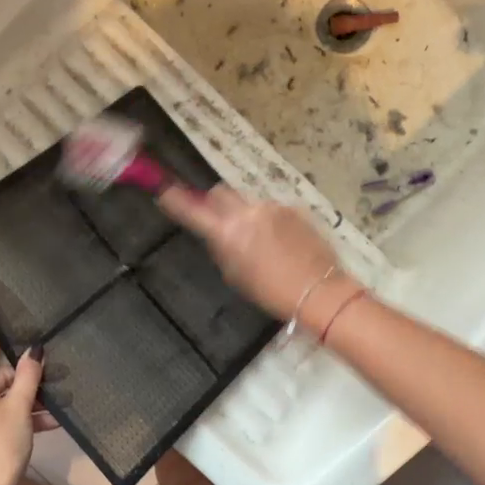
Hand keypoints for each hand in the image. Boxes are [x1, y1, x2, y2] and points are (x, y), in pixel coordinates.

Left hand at [0, 334, 50, 484]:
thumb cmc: (0, 447)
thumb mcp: (18, 408)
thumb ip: (28, 375)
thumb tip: (36, 349)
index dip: (7, 337)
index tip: (32, 331)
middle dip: (26, 376)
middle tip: (55, 371)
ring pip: (2, 395)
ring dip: (29, 398)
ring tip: (59, 397)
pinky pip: (1, 412)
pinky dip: (22, 414)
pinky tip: (52, 419)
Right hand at [158, 184, 353, 324]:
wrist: (319, 291)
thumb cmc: (271, 292)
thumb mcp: (236, 276)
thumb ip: (222, 249)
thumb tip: (218, 235)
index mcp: (228, 233)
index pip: (193, 211)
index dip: (177, 201)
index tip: (165, 192)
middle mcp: (249, 213)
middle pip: (221, 193)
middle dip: (216, 203)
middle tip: (220, 221)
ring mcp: (274, 208)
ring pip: (249, 203)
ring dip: (247, 216)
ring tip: (261, 242)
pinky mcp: (295, 209)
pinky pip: (273, 210)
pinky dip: (271, 222)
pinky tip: (283, 243)